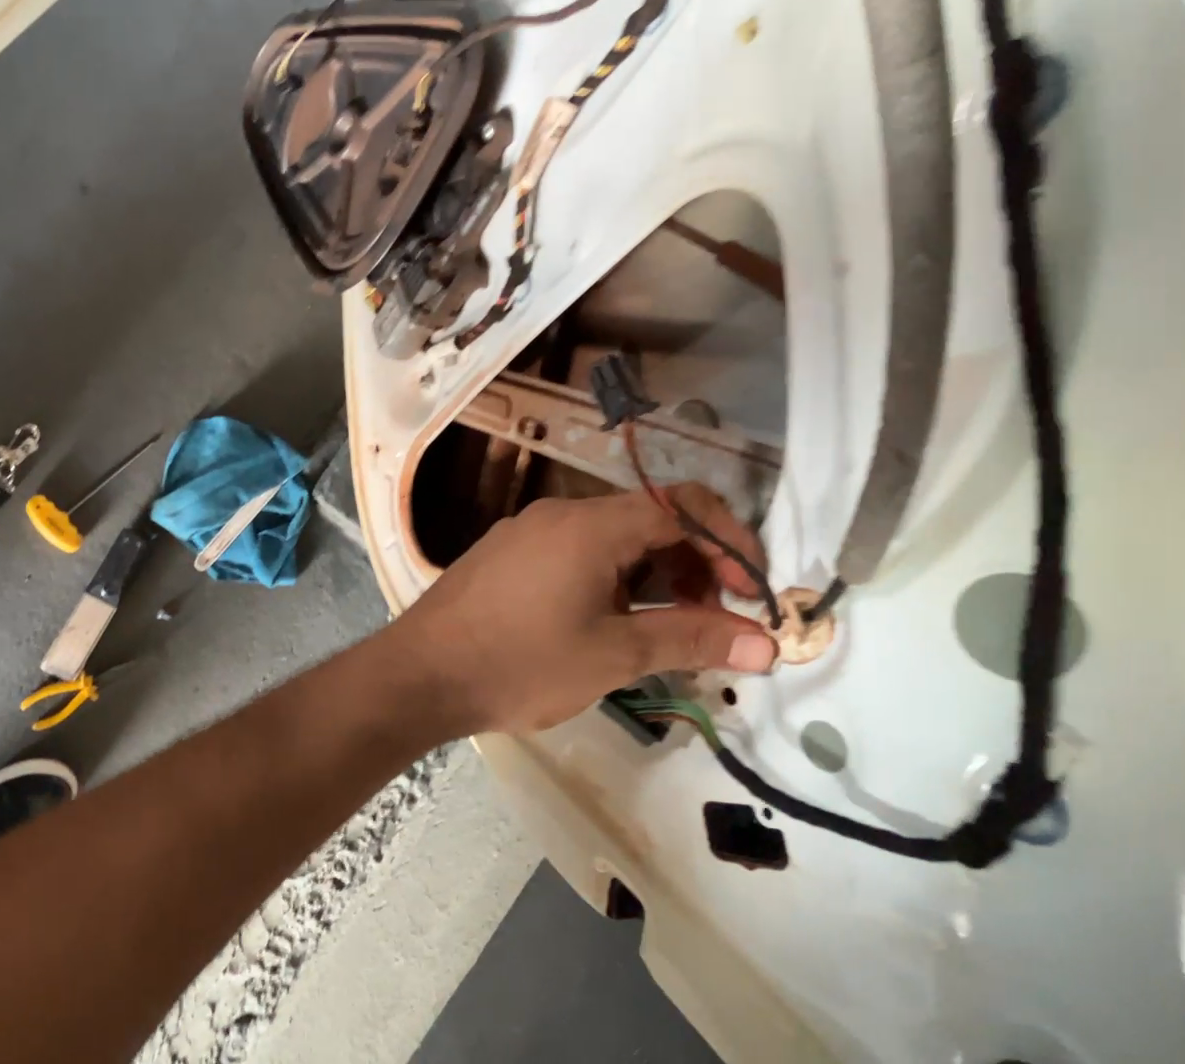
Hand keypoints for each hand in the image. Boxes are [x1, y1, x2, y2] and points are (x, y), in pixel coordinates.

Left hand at [387, 487, 776, 734]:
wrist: (418, 676)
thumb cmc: (519, 664)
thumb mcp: (613, 654)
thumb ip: (692, 639)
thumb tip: (766, 643)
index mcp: (591, 524)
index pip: (683, 507)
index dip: (729, 544)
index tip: (750, 593)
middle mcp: (558, 515)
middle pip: (647, 521)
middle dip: (692, 566)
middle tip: (709, 623)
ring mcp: (525, 533)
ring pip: (609, 541)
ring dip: (650, 578)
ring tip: (661, 632)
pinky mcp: (504, 557)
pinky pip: (573, 555)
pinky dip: (608, 581)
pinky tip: (605, 626)